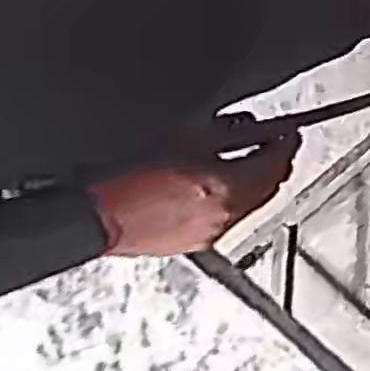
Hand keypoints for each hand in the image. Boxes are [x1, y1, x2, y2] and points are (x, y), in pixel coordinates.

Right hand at [88, 132, 299, 255]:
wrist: (81, 219)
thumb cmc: (121, 180)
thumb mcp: (187, 140)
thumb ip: (233, 132)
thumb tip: (260, 128)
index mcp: (229, 189)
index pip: (279, 160)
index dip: (287, 140)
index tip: (289, 130)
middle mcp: (227, 215)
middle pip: (271, 182)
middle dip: (274, 161)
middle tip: (271, 143)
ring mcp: (211, 232)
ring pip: (253, 200)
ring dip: (255, 179)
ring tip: (245, 161)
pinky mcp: (192, 242)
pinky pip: (229, 215)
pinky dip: (233, 198)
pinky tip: (219, 186)